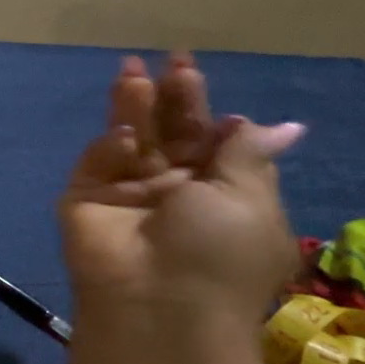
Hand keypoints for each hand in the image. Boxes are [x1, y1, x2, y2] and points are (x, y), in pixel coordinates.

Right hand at [59, 53, 304, 323]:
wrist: (158, 301)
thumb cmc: (218, 253)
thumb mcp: (250, 199)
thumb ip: (247, 154)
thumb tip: (280, 125)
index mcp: (218, 190)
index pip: (207, 136)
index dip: (199, 103)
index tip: (188, 69)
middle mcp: (172, 187)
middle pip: (166, 131)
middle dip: (165, 96)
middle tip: (165, 62)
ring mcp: (125, 191)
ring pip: (128, 138)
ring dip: (131, 105)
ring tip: (131, 71)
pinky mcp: (85, 197)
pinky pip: (98, 162)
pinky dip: (111, 147)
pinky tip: (127, 139)